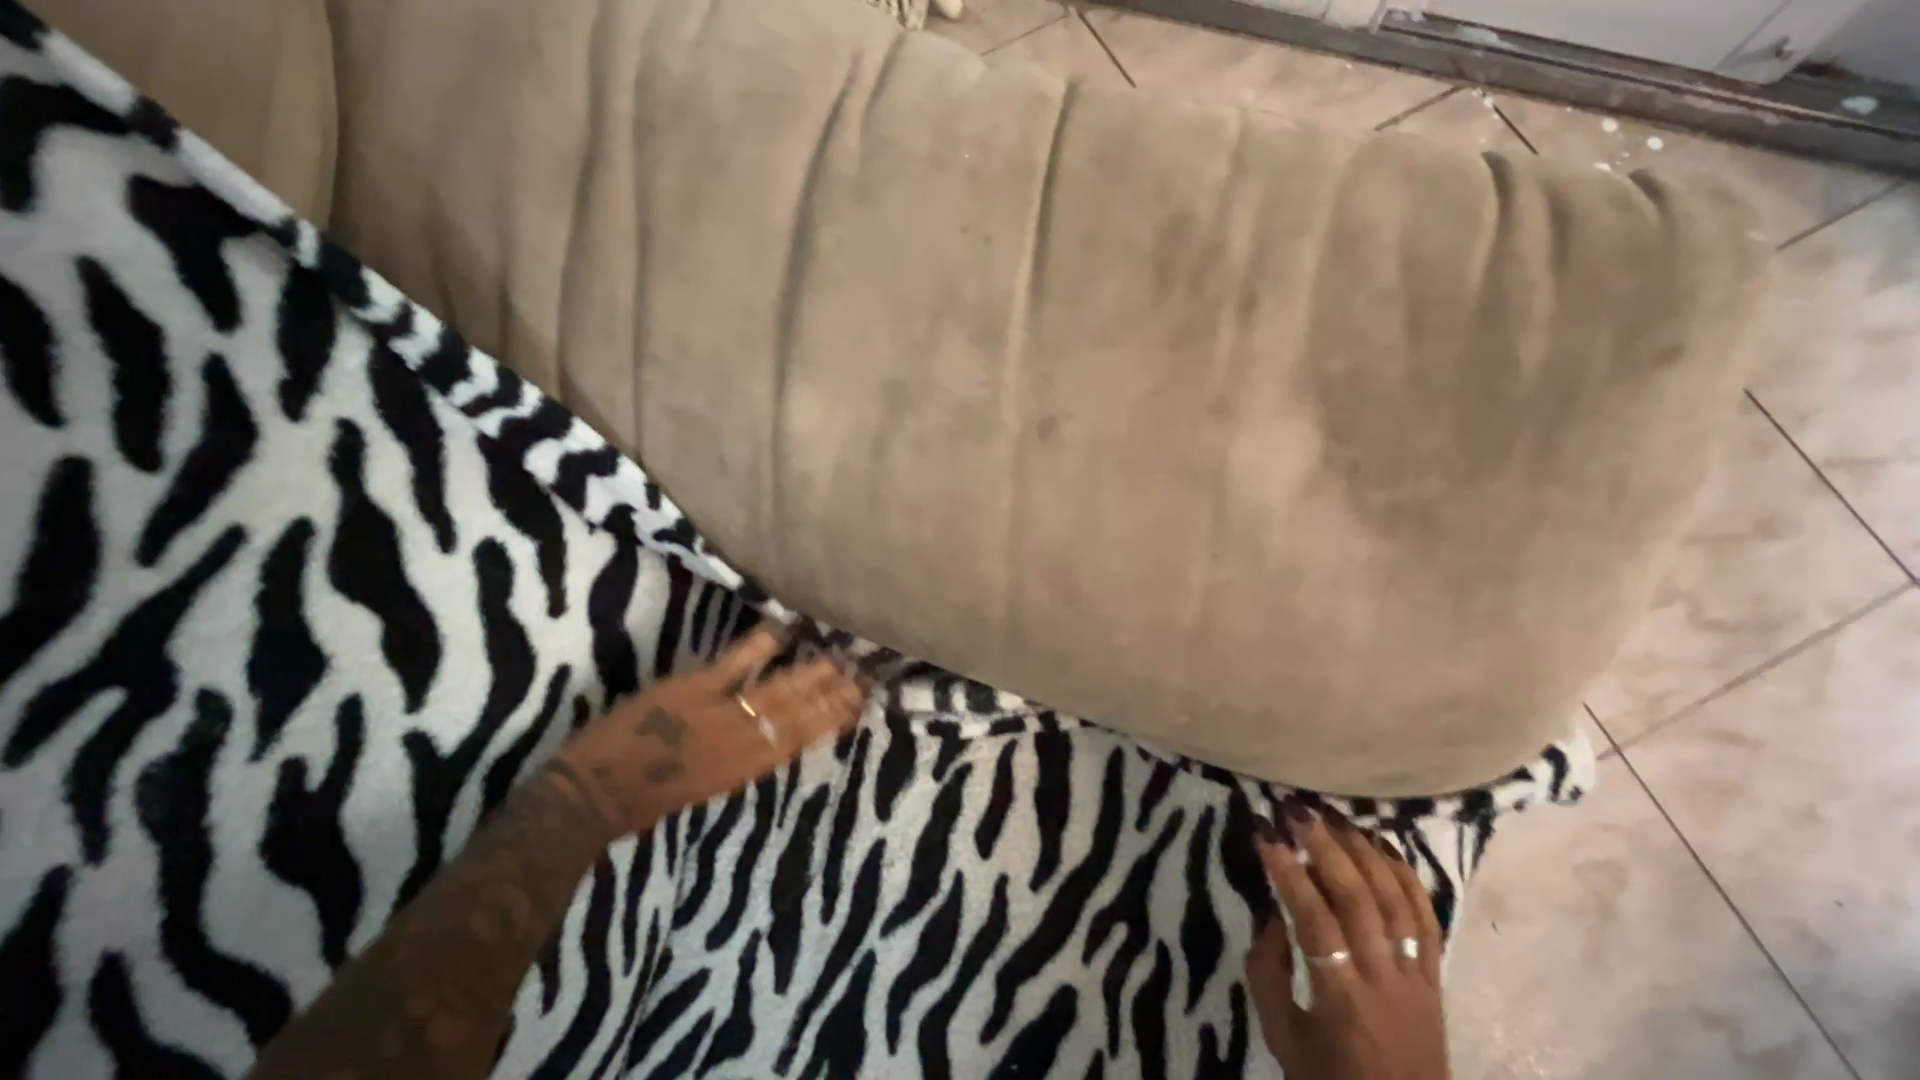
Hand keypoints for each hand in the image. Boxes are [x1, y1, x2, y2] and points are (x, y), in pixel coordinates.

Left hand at [557, 625, 869, 836]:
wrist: (596, 794)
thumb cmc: (649, 800)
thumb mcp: (706, 787)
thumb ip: (740, 760)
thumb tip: (771, 735)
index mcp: (745, 769)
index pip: (800, 739)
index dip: (832, 721)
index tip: (858, 703)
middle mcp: (744, 742)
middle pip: (799, 713)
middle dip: (833, 694)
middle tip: (864, 673)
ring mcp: (722, 712)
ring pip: (779, 690)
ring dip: (812, 673)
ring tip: (841, 657)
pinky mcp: (694, 688)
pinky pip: (738, 662)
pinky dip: (763, 644)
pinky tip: (786, 629)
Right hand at [1246, 801, 1449, 1079]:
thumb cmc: (1330, 1079)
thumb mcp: (1281, 1036)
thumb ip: (1268, 972)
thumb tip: (1272, 913)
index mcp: (1341, 999)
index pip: (1313, 922)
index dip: (1289, 874)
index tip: (1265, 835)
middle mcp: (1384, 979)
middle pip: (1358, 900)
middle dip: (1326, 848)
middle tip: (1297, 810)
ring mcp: (1417, 975)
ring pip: (1395, 900)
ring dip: (1363, 850)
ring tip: (1334, 816)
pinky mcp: (1437, 975)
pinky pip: (1427, 917)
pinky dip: (1407, 876)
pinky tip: (1384, 844)